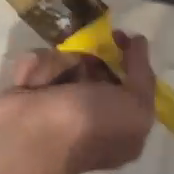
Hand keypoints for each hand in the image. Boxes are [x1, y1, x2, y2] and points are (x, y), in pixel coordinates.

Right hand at [0, 30, 157, 173]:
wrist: (32, 138)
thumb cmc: (90, 124)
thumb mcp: (134, 107)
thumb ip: (142, 75)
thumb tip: (140, 42)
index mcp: (121, 122)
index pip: (130, 80)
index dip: (128, 56)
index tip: (117, 35)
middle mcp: (91, 112)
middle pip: (94, 66)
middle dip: (86, 58)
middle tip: (79, 60)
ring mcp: (59, 103)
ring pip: (64, 61)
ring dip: (57, 65)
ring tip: (49, 79)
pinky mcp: (31, 93)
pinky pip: (37, 65)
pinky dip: (36, 70)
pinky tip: (33, 84)